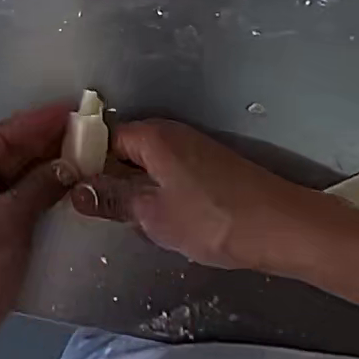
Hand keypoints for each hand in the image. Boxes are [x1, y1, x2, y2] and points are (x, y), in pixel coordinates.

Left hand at [0, 103, 77, 333]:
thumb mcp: (14, 218)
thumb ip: (42, 184)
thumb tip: (70, 163)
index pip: (3, 136)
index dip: (38, 122)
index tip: (69, 110)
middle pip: (9, 150)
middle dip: (43, 139)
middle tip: (81, 127)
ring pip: (14, 168)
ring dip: (43, 159)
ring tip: (78, 144)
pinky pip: (14, 188)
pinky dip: (37, 181)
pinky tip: (62, 173)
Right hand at [71, 119, 330, 271]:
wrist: (283, 227)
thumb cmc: (212, 219)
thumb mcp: (153, 216)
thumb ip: (111, 201)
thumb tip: (76, 190)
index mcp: (151, 135)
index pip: (103, 139)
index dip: (88, 164)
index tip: (76, 192)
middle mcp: (169, 131)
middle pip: (125, 149)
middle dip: (113, 179)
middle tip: (105, 214)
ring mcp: (192, 146)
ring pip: (148, 163)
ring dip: (138, 189)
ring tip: (136, 221)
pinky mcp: (209, 164)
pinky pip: (169, 171)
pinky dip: (161, 191)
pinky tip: (167, 220)